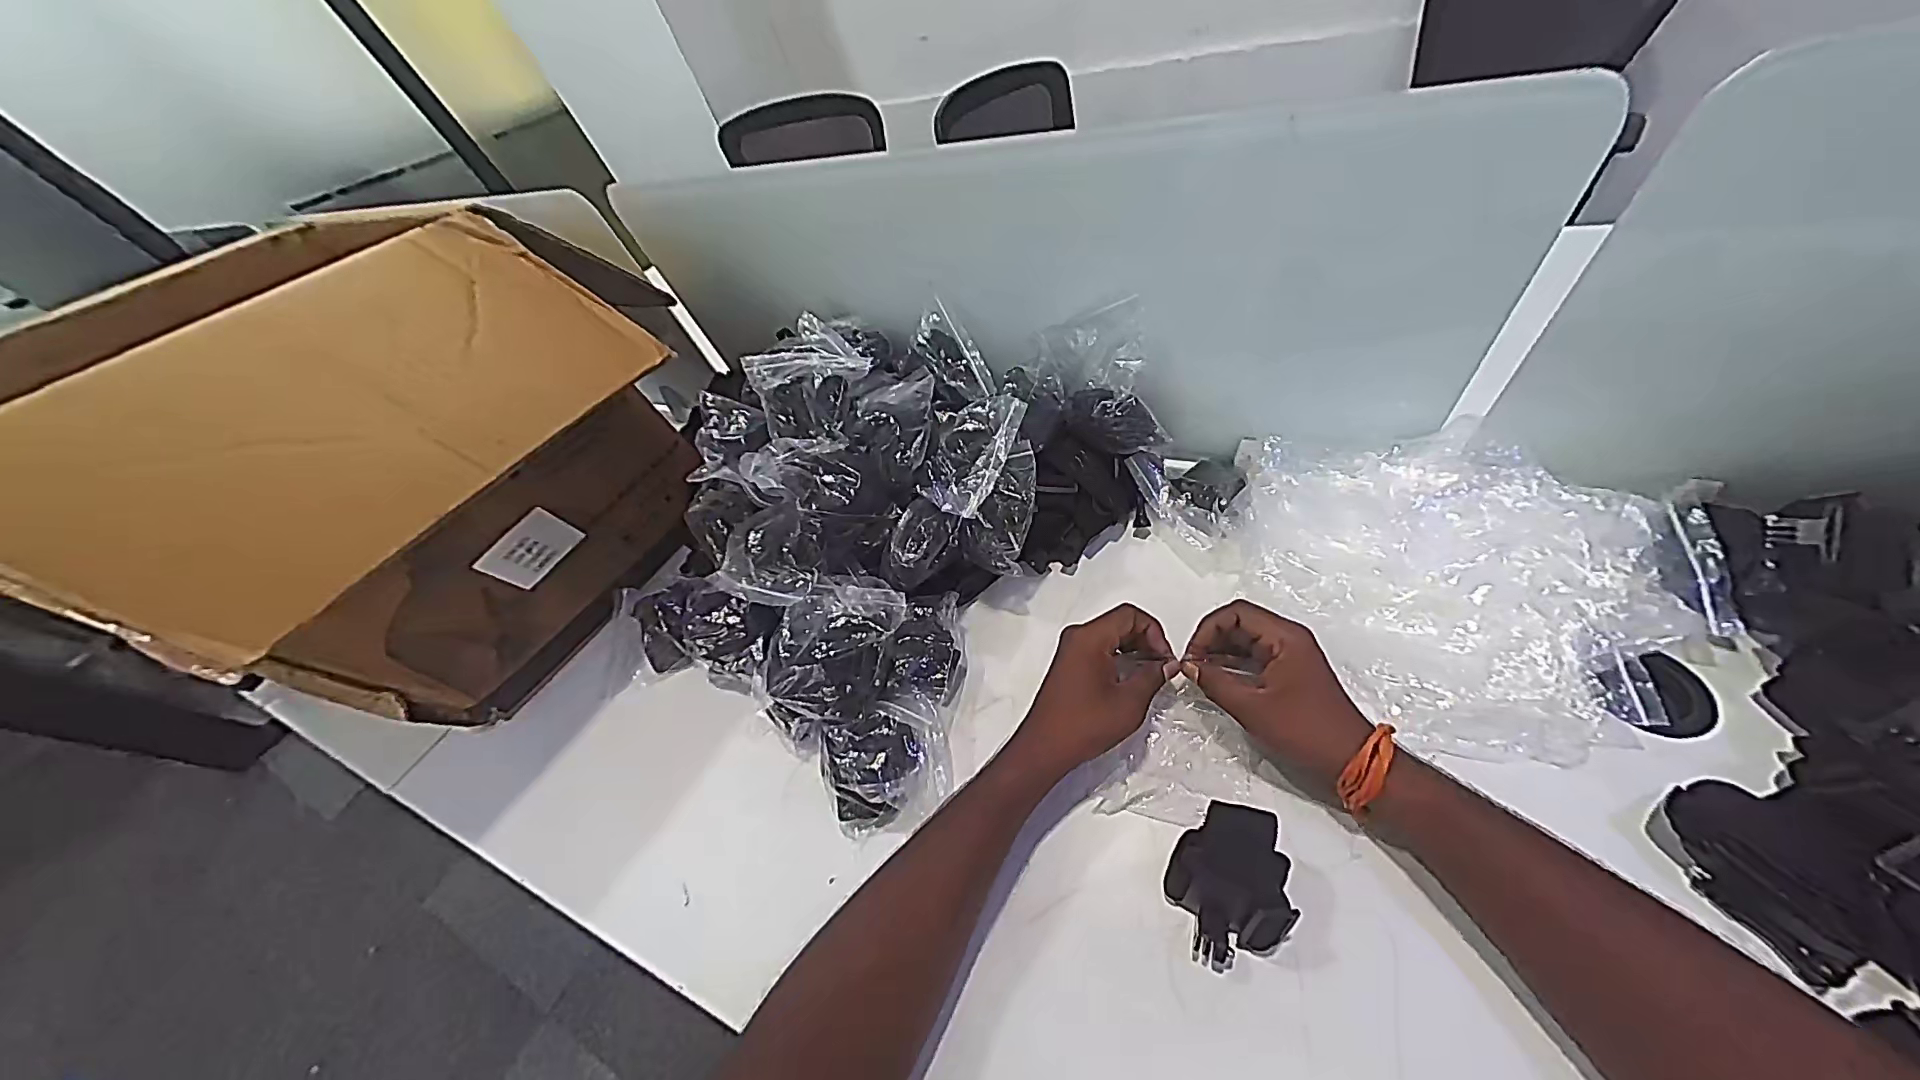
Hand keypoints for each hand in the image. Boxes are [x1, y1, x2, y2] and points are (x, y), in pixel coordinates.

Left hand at [1003, 604, 1174, 778]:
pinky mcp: (1069, 664)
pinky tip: (1130, 681)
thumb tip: (1166, 665)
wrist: (1046, 746)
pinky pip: (1099, 649)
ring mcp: (1070, 650)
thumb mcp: (1130, 701)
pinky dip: (1119, 659)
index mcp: (1089, 638)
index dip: (1154, 632)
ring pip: (1110, 636)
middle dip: (1146, 641)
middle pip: (1120, 623)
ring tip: (1149, 676)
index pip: (1129, 615)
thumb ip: (1153, 676)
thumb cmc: (1082, 725)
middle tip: (1161, 666)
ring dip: (1134, 651)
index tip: (1164, 657)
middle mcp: (1077, 638)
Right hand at [1181, 600, 1375, 802]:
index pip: (1236, 614)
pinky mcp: (1289, 672)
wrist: (1349, 759)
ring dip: (1220, 653)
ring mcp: (1290, 655)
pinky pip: (1254, 658)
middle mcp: (1289, 639)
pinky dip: (1233, 665)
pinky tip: (1217, 681)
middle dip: (1211, 640)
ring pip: (1245, 641)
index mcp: (1285, 638)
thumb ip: (1215, 682)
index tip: (1192, 655)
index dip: (1207, 630)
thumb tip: (1189, 667)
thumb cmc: (1306, 731)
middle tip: (1192, 665)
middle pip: (1240, 624)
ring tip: (1199, 674)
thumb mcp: (1251, 707)